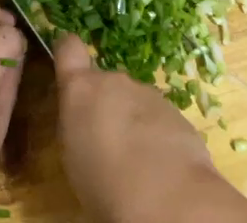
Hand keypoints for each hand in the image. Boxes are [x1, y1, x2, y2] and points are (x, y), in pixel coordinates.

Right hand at [54, 34, 246, 222]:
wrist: (167, 198)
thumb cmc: (104, 183)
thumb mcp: (73, 157)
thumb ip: (79, 126)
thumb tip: (88, 124)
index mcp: (80, 90)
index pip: (68, 48)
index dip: (68, 54)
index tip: (69, 70)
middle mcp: (114, 82)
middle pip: (106, 84)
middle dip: (108, 106)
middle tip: (109, 144)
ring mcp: (148, 95)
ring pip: (135, 103)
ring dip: (135, 124)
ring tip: (138, 164)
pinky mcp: (178, 114)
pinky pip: (160, 121)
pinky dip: (159, 138)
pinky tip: (162, 170)